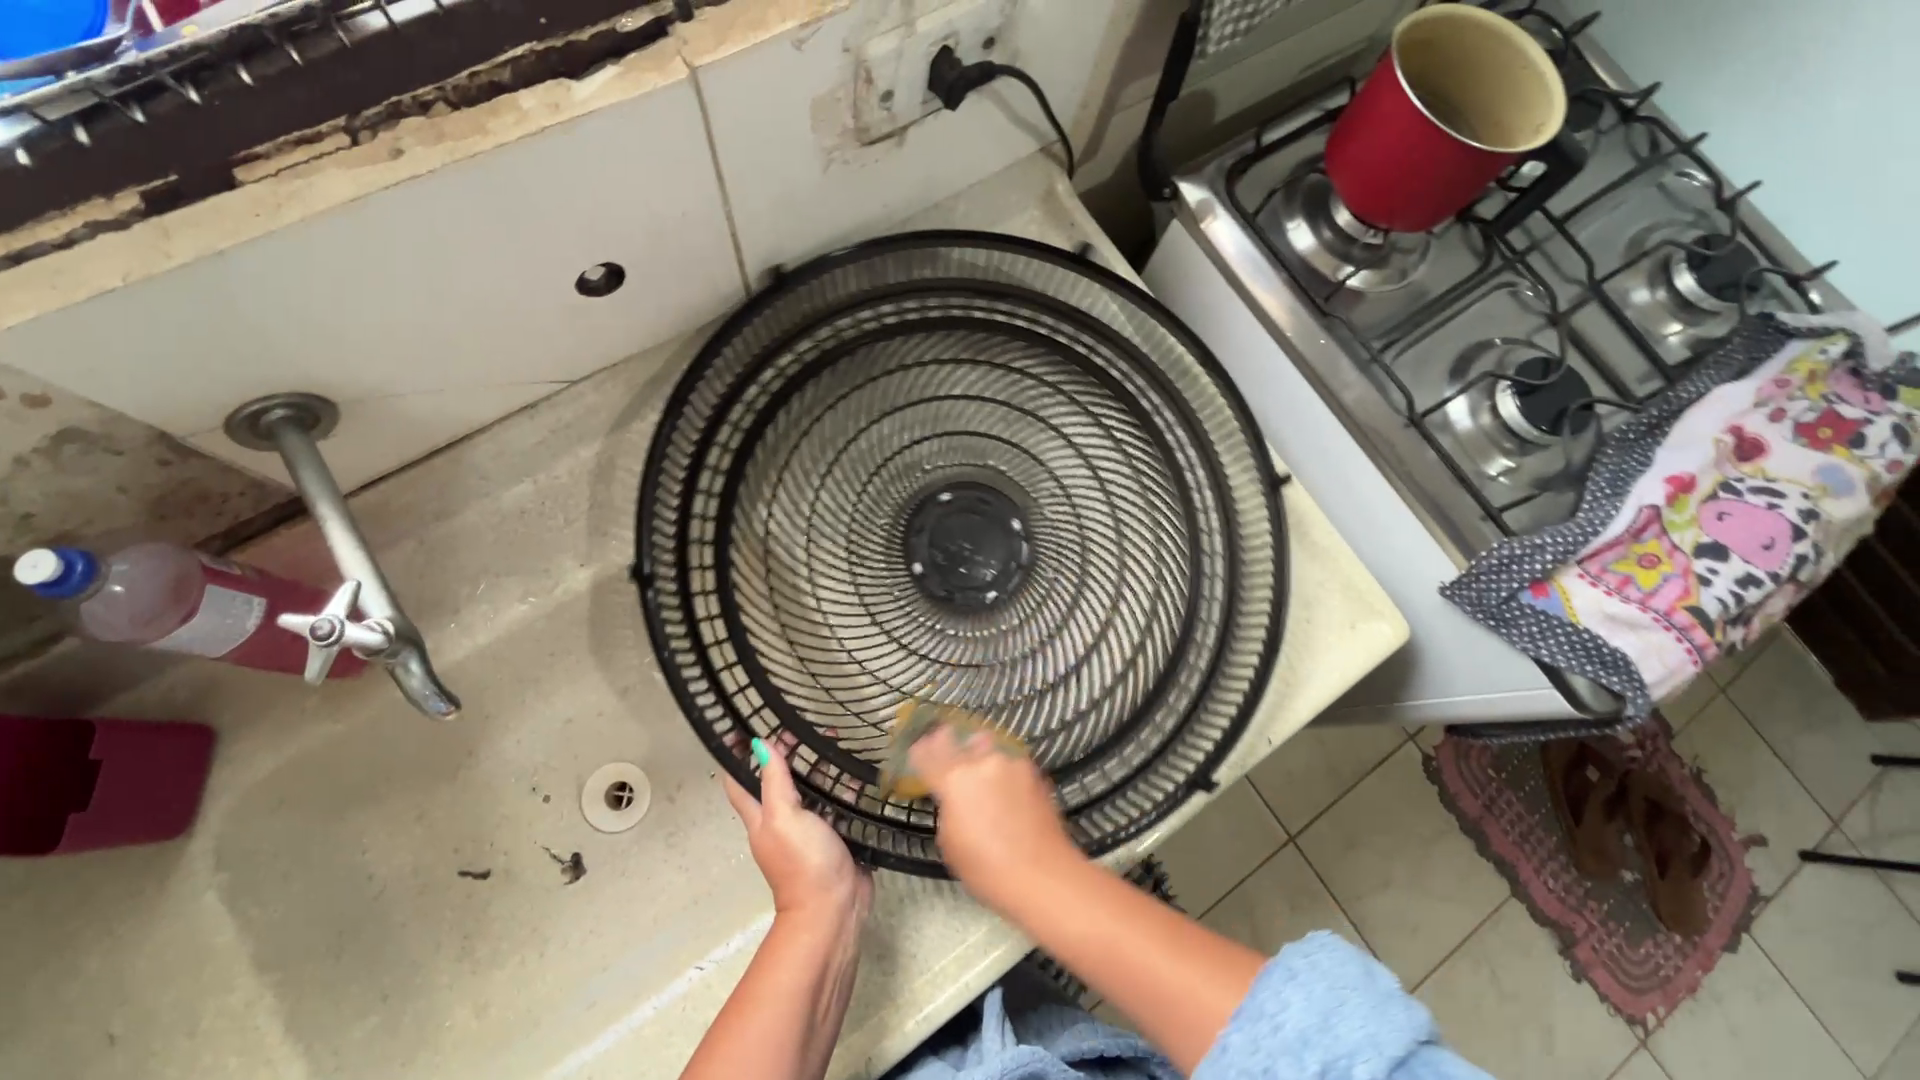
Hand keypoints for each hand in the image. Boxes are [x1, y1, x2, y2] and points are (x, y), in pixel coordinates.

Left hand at [721, 736, 872, 927]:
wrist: (834, 908)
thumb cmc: (803, 861)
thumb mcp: (783, 816)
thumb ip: (774, 780)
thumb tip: (759, 744)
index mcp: (762, 817)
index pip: (740, 782)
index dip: (737, 756)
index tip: (743, 728)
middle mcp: (782, 821)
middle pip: (779, 780)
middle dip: (788, 754)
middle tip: (804, 726)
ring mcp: (810, 830)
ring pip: (811, 791)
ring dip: (819, 767)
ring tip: (836, 739)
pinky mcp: (836, 837)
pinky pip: (838, 805)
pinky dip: (844, 788)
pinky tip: (858, 771)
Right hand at [907, 721, 1081, 909]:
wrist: (1042, 875)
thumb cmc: (987, 869)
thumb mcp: (949, 842)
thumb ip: (948, 809)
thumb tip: (954, 798)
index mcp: (954, 780)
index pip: (929, 753)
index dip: (921, 750)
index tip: (918, 749)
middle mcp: (983, 763)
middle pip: (960, 741)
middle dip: (951, 742)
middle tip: (947, 750)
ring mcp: (1012, 765)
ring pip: (989, 748)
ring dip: (981, 755)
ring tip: (981, 770)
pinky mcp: (1035, 773)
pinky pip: (1011, 763)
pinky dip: (1003, 770)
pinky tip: (1006, 788)